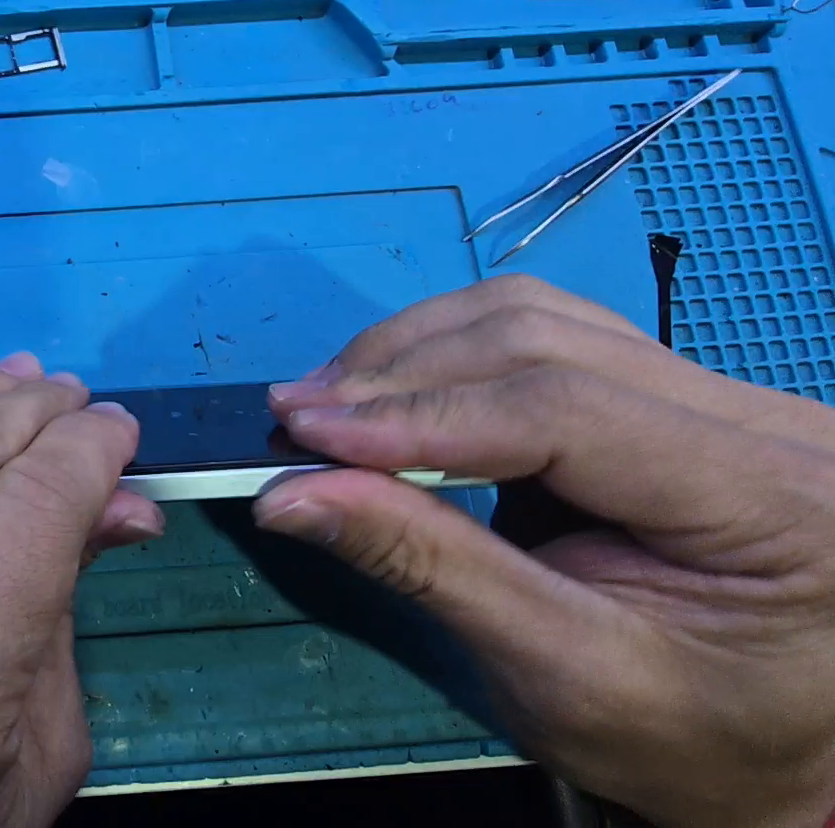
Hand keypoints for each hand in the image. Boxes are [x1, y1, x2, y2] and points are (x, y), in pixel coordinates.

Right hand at [260, 275, 834, 827]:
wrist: (775, 746)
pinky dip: (436, 351)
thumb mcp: (550, 671)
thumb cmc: (684, 740)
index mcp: (777, 501)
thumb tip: (285, 494)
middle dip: (394, 376)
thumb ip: (421, 564)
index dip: (417, 416)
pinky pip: (532, 330)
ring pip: (526, 317)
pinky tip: (387, 391)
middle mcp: (761, 419)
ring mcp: (712, 392)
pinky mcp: (659, 388)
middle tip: (293, 415)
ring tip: (326, 401)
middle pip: (537, 341)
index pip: (565, 412)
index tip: (304, 433)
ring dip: (405, 352)